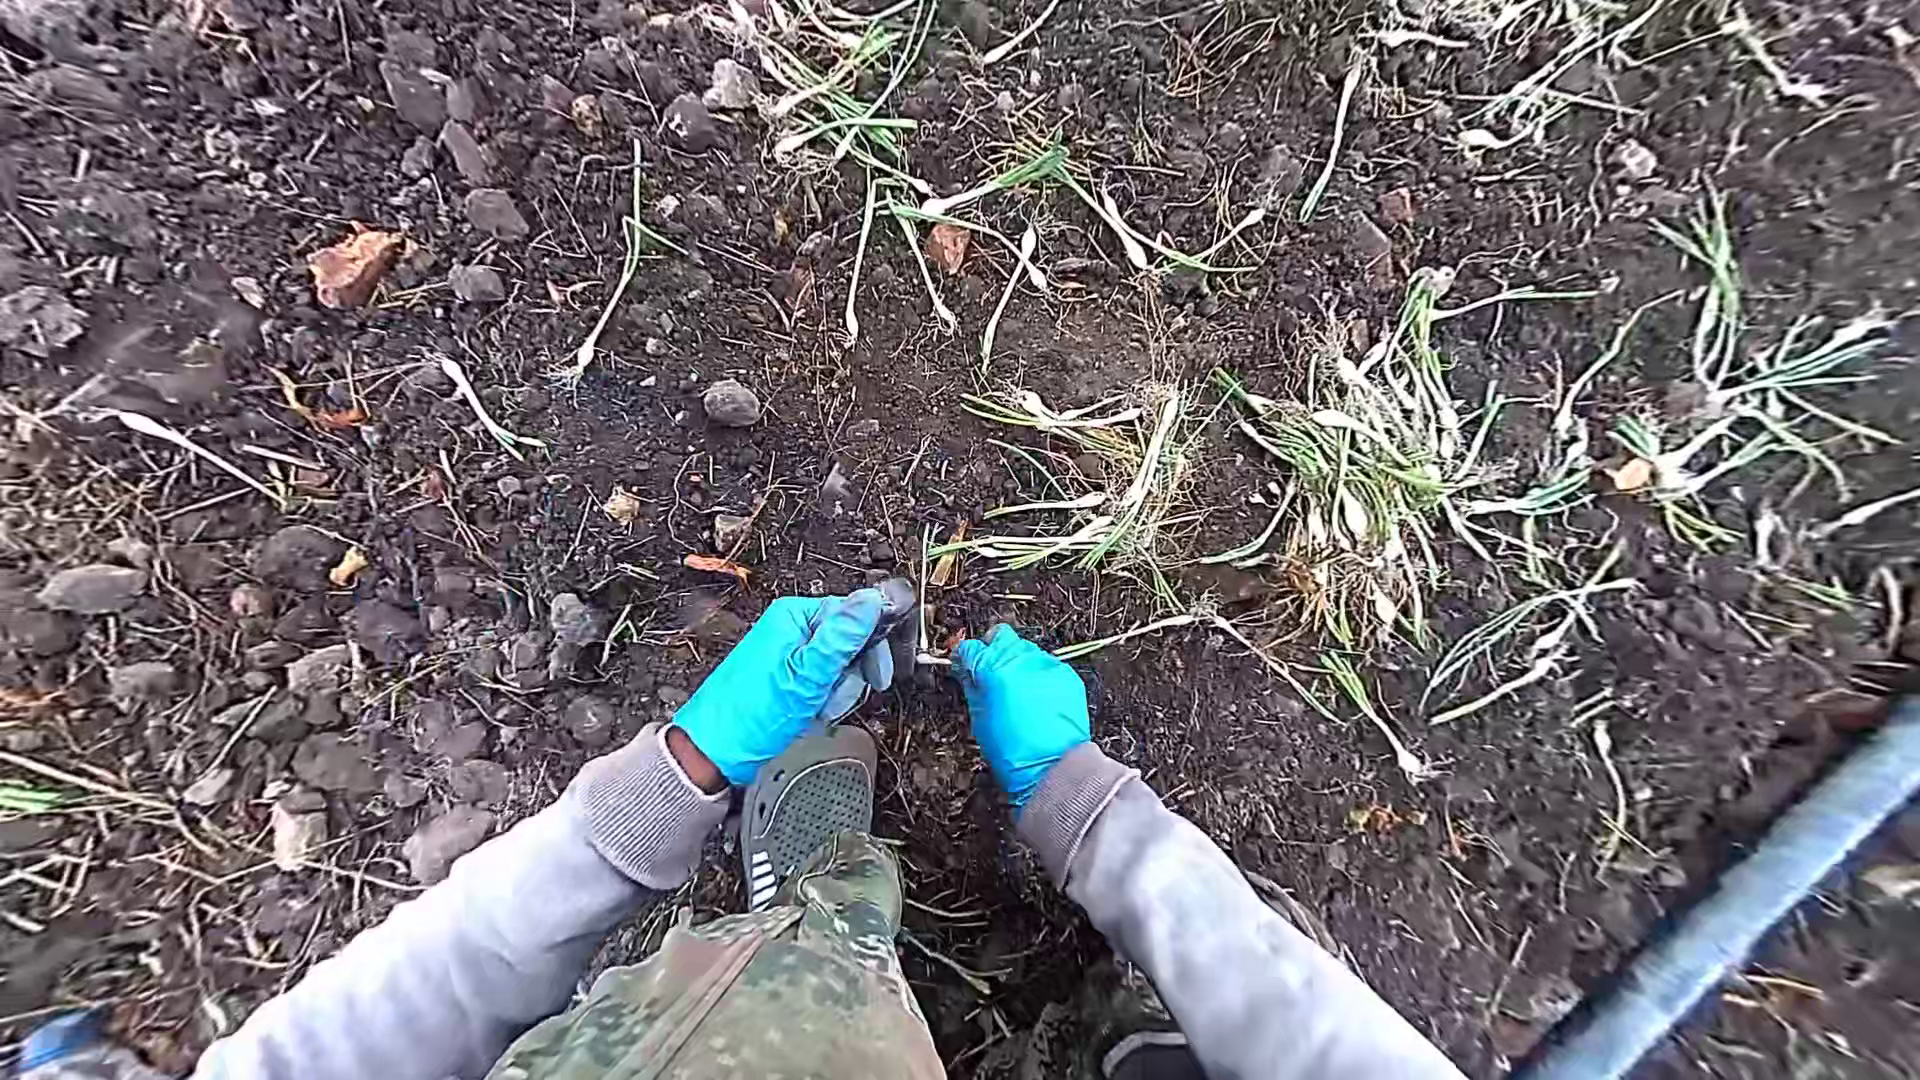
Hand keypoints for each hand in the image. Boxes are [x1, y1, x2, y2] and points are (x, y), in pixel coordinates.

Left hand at [672, 590, 892, 785]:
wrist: (716, 752)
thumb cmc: (753, 714)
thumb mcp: (808, 674)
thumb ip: (843, 636)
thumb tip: (873, 600)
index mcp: (795, 615)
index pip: (854, 614)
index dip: (870, 646)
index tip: (878, 674)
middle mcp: (793, 626)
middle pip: (849, 640)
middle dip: (849, 675)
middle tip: (835, 696)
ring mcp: (791, 650)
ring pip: (840, 664)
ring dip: (837, 691)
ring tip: (817, 708)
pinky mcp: (790, 671)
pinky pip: (824, 679)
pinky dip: (824, 698)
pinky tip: (811, 712)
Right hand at [951, 624, 1089, 808]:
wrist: (1054, 768)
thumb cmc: (1015, 752)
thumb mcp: (980, 719)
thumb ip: (972, 686)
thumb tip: (966, 670)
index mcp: (995, 670)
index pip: (971, 647)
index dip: (966, 656)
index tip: (966, 663)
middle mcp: (1022, 660)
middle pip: (1001, 637)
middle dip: (993, 650)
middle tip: (990, 674)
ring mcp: (1046, 665)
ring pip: (1024, 649)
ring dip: (1016, 663)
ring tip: (1015, 691)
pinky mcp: (1065, 674)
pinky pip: (1045, 665)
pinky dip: (1037, 675)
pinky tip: (1035, 697)